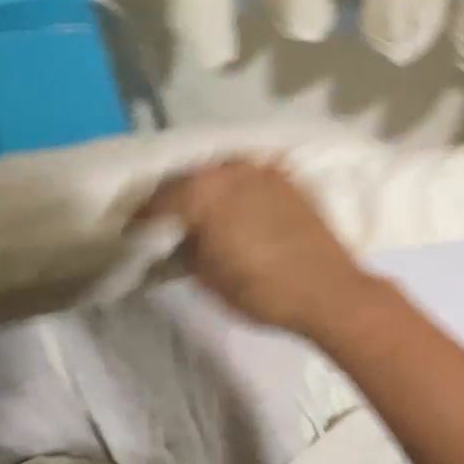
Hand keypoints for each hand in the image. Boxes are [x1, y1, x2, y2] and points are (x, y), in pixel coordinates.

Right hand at [147, 161, 391, 335]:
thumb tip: (176, 238)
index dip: (141, 217)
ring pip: (220, 173)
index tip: (133, 230)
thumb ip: (185, 249)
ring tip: (199, 212)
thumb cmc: (263, 292)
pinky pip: (250, 176)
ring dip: (206, 188)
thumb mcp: (209, 279)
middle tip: (164, 220)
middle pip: (189, 179)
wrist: (330, 292)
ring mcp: (263, 171)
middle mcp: (230, 171)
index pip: (157, 199)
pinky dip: (237, 187)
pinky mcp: (289, 179)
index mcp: (202, 193)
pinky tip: (235, 205)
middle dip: (174, 198)